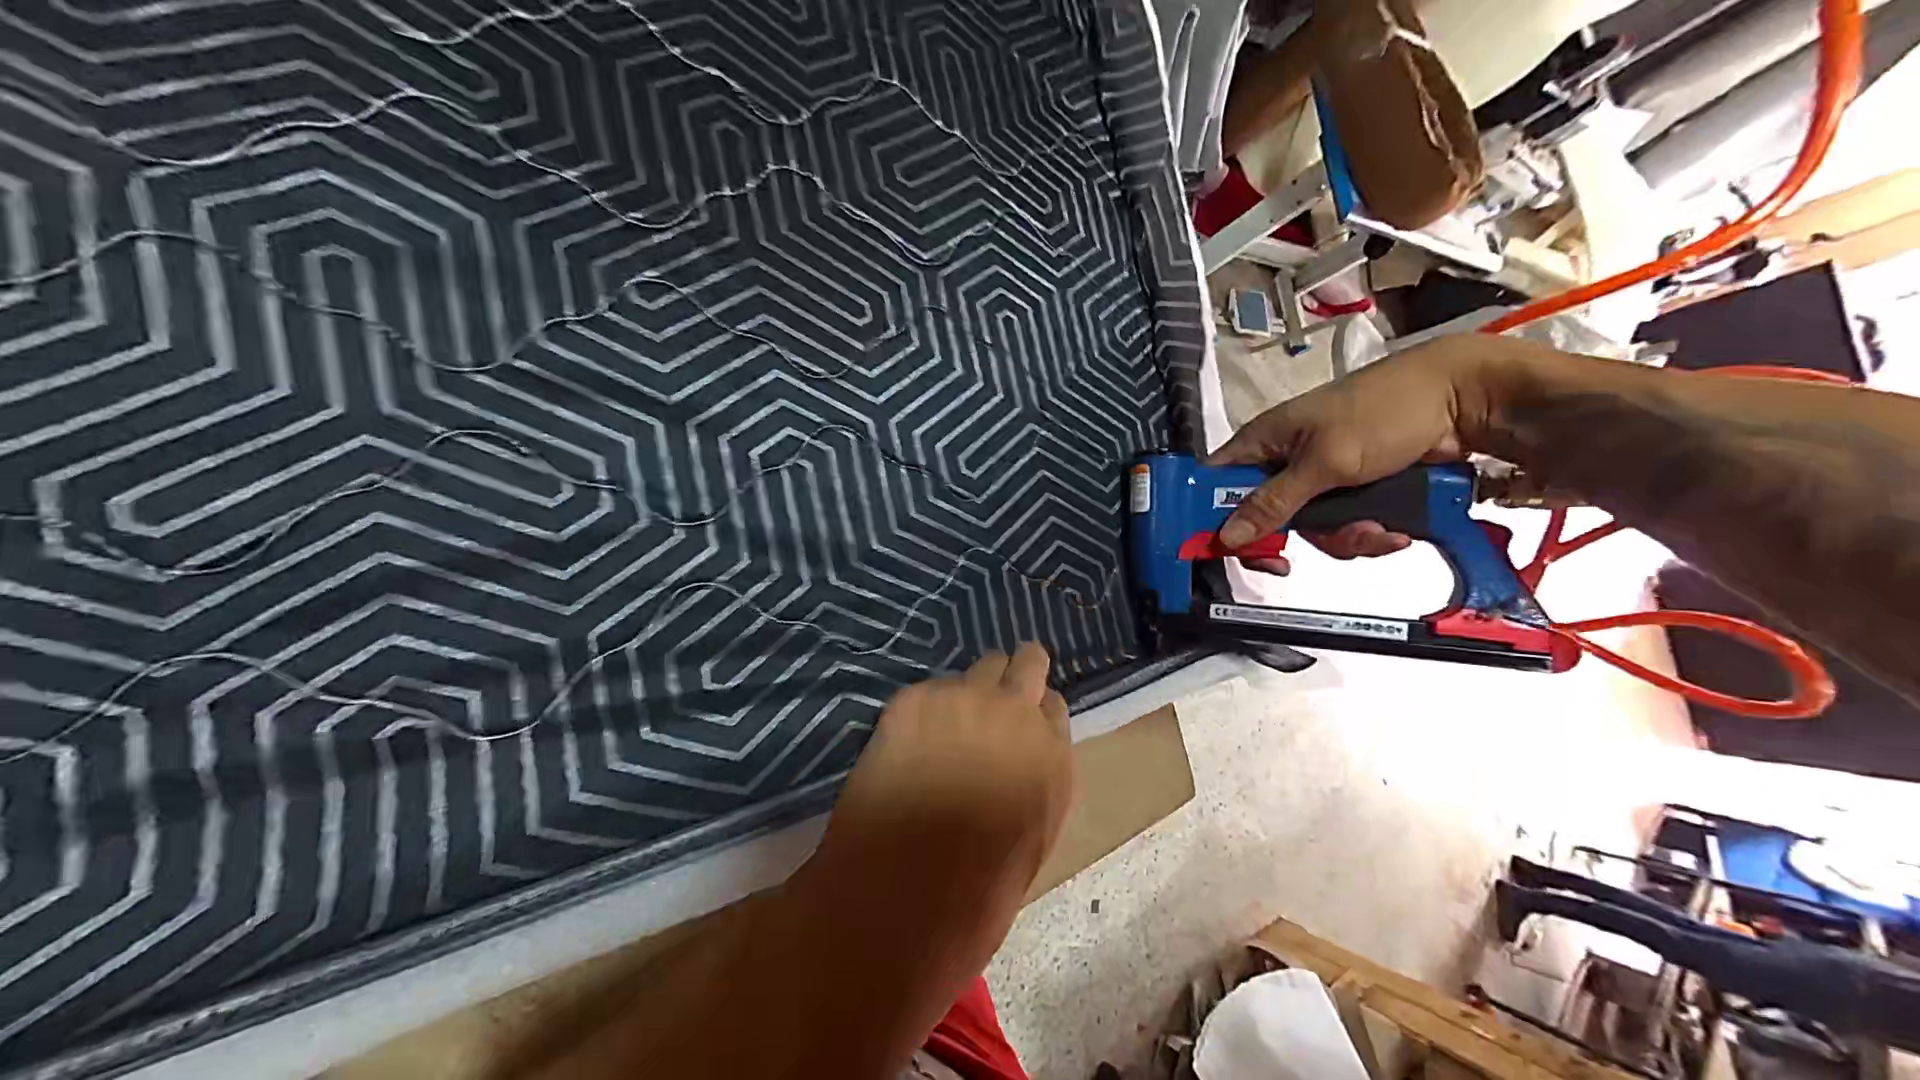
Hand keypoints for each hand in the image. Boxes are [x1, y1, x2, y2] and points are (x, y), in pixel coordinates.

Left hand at [819, 643, 1075, 885]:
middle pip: (1027, 661)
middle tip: (990, 696)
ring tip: (944, 724)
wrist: (908, 890)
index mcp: (1054, 754)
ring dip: (968, 689)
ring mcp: (965, 699)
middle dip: (1013, 672)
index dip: (1032, 711)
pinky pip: (928, 689)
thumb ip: (1039, 777)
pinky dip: (922, 709)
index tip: (1016, 721)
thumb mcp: (1037, 832)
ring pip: (978, 666)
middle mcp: (1017, 713)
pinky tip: (906, 744)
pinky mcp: (916, 698)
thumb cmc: (978, 887)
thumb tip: (1024, 754)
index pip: (1052, 704)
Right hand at [1208, 335, 1526, 556]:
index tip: (1223, 548)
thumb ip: (1273, 503)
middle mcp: (1283, 462)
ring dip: (1343, 539)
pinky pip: (1344, 527)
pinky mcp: (1353, 491)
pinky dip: (1368, 535)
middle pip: (1261, 517)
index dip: (1210, 516)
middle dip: (1293, 537)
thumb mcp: (1324, 463)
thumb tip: (1226, 536)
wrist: (1464, 398)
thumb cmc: (1381, 414)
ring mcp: (1319, 478)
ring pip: (1308, 528)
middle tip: (1292, 560)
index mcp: (1262, 442)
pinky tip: (1394, 531)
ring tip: (1378, 532)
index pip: (1214, 484)